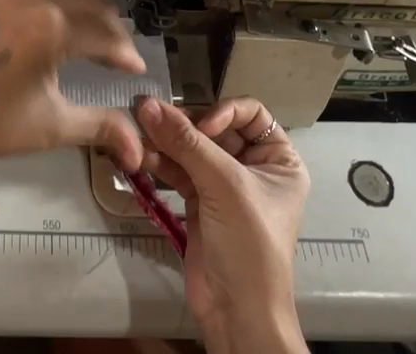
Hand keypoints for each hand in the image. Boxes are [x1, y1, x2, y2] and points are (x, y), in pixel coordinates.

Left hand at [0, 0, 147, 174]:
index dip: (125, 53)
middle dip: (110, 26)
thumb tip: (142, 152)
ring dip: (85, 2)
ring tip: (92, 29)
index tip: (136, 70)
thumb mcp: (51, 126)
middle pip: (92, 0)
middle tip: (117, 51)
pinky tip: (57, 10)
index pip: (106, 33)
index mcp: (52, 28)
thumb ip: (101, 127)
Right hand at [136, 95, 309, 352]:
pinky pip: (178, 170)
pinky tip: (138, 155)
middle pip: (215, 128)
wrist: (238, 311)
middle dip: (184, 124)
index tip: (201, 128)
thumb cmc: (249, 242)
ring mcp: (224, 184)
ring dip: (165, 141)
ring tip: (136, 134)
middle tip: (149, 118)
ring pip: (192, 148)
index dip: (223, 113)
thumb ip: (184, 142)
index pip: (250, 113)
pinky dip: (160, 162)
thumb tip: (146, 104)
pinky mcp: (200, 201)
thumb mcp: (224, 185)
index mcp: (278, 159)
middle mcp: (254, 167)